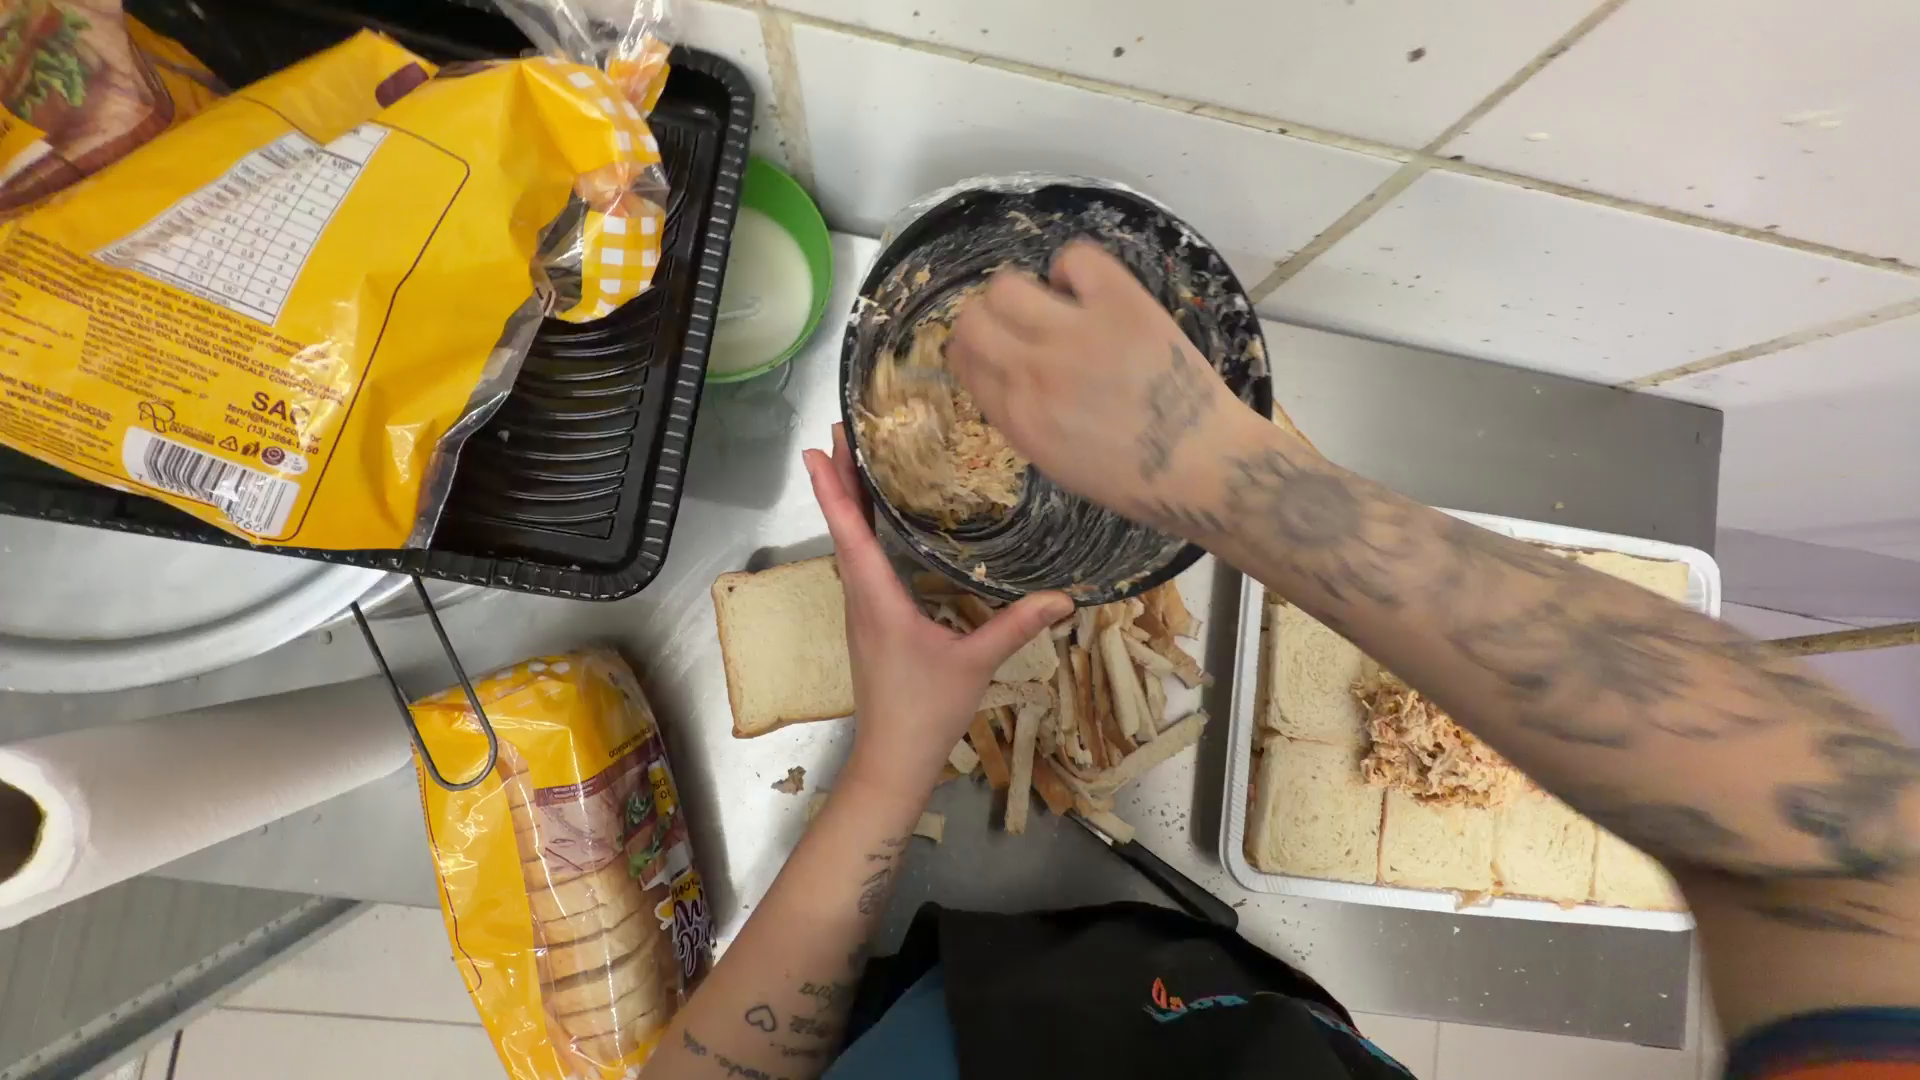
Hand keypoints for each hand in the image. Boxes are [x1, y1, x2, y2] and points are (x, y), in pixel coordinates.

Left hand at [803, 426, 1071, 799]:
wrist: (893, 757)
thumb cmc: (926, 710)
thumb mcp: (975, 664)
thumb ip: (1015, 626)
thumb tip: (1064, 596)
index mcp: (878, 600)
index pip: (852, 534)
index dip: (835, 490)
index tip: (817, 451)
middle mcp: (861, 598)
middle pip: (844, 531)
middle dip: (839, 481)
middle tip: (837, 435)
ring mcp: (861, 611)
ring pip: (848, 547)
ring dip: (846, 505)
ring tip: (853, 465)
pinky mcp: (869, 623)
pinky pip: (859, 565)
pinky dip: (859, 533)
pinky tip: (875, 526)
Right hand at [945, 240, 1259, 526]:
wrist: (1202, 467)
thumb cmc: (1131, 478)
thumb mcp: (1054, 462)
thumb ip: (1021, 416)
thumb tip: (1006, 374)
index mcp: (1017, 417)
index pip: (964, 361)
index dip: (975, 352)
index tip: (994, 351)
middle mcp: (1033, 373)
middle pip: (972, 320)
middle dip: (989, 321)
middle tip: (1020, 328)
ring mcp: (1076, 335)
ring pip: (1007, 286)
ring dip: (1023, 294)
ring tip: (1053, 308)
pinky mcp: (1120, 304)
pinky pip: (1074, 258)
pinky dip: (1071, 269)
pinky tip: (1086, 292)